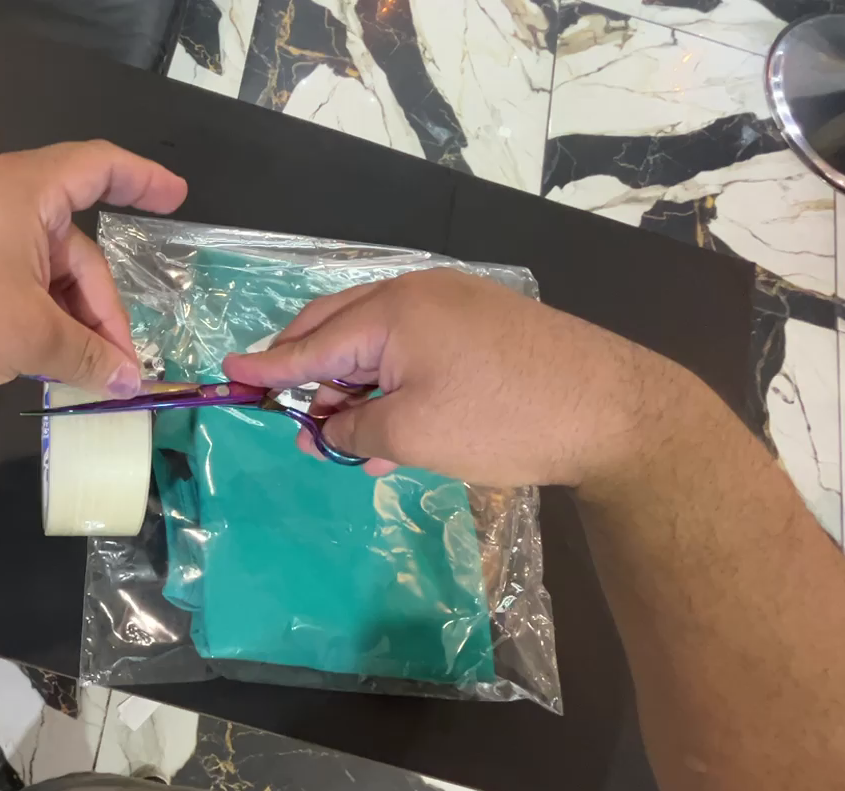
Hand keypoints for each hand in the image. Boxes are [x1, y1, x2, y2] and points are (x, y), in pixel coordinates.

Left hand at [0, 141, 187, 401]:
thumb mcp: (30, 338)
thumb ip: (88, 356)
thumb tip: (131, 381)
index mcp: (24, 191)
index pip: (98, 168)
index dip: (144, 180)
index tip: (177, 200)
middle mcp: (2, 204)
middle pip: (78, 250)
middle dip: (104, 310)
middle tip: (120, 366)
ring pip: (49, 278)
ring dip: (74, 325)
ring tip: (88, 375)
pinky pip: (19, 289)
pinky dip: (42, 323)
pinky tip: (53, 364)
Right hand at [222, 269, 687, 488]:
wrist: (617, 414)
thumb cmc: (500, 420)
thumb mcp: (408, 433)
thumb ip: (348, 427)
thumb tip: (324, 427)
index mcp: (392, 311)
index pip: (309, 344)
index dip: (265, 366)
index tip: (227, 372)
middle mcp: (416, 295)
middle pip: (335, 333)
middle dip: (309, 380)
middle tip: (296, 422)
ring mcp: (451, 306)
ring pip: (372, 348)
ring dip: (352, 393)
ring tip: (346, 442)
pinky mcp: (476, 327)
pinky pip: (407, 353)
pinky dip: (387, 388)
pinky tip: (388, 429)